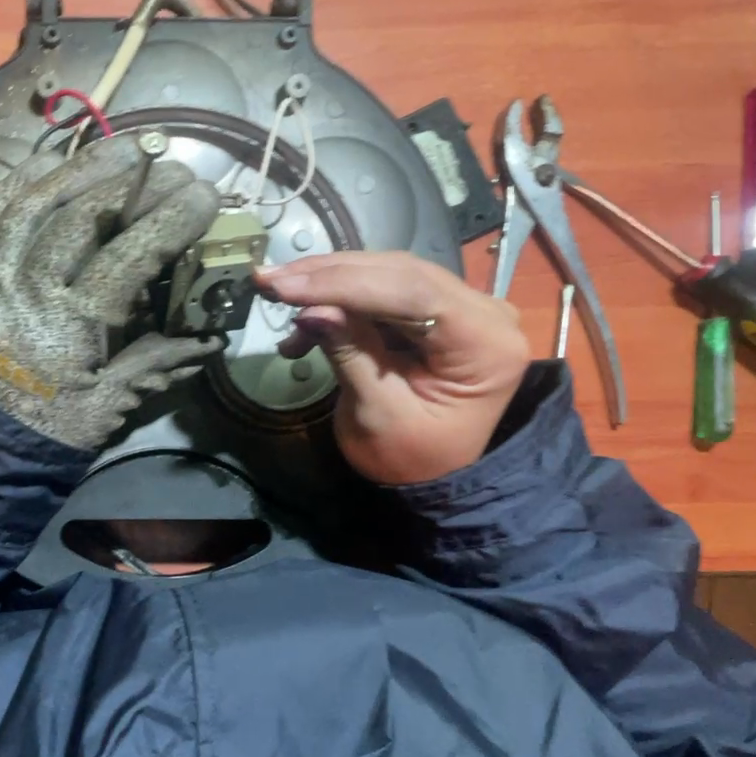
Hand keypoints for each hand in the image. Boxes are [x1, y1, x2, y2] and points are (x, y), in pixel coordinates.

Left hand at [0, 137, 221, 449]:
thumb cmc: (45, 427)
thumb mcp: (106, 404)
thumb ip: (157, 360)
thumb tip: (211, 336)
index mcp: (67, 326)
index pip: (129, 254)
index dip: (170, 219)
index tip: (203, 195)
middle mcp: (23, 288)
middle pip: (84, 218)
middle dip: (134, 185)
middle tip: (171, 166)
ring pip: (35, 201)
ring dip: (83, 168)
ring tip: (123, 149)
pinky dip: (20, 182)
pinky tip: (50, 166)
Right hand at [258, 251, 529, 485]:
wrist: (429, 481)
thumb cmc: (408, 459)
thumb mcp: (377, 413)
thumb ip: (350, 354)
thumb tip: (312, 310)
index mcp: (484, 343)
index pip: (412, 293)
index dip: (345, 284)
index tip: (288, 286)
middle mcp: (484, 313)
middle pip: (401, 275)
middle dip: (330, 277)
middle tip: (271, 282)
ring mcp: (462, 309)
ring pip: (388, 275)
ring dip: (328, 285)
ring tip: (277, 295)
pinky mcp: (437, 313)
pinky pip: (384, 293)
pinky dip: (339, 302)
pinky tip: (305, 326)